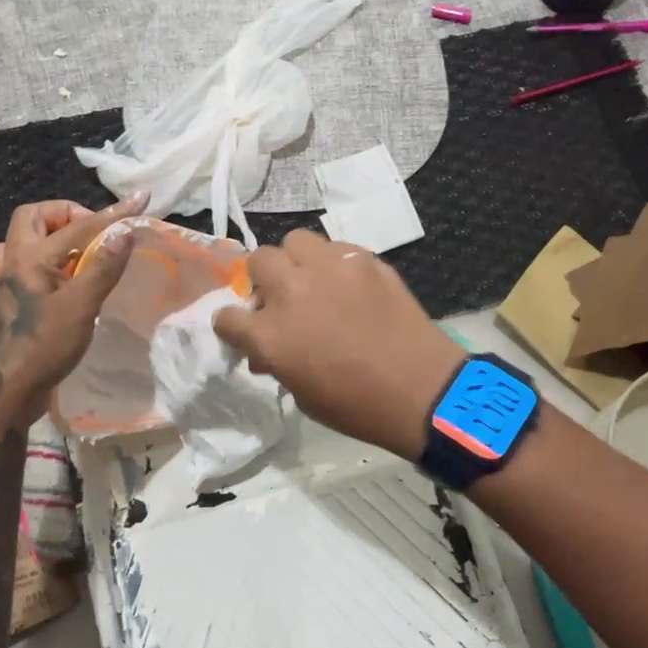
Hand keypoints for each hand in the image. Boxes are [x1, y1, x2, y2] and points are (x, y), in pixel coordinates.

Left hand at [0, 194, 146, 422]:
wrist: (4, 392)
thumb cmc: (42, 347)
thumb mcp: (80, 306)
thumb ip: (103, 266)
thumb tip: (125, 230)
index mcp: (31, 257)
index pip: (79, 225)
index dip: (113, 213)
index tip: (141, 201)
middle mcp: (14, 262)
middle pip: (34, 218)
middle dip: (67, 215)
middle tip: (96, 233)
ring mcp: (8, 284)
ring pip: (23, 243)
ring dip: (50, 238)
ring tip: (78, 254)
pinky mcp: (10, 304)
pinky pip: (23, 268)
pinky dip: (44, 263)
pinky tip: (62, 282)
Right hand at [214, 230, 464, 459]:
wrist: (422, 391)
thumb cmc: (357, 407)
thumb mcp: (302, 395)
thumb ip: (277, 362)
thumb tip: (268, 351)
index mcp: (270, 335)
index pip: (225, 316)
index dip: (232, 325)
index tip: (245, 331)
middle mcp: (292, 292)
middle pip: (257, 261)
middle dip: (261, 280)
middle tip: (280, 299)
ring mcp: (330, 269)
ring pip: (295, 240)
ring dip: (296, 260)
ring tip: (313, 281)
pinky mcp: (365, 260)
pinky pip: (336, 248)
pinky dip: (334, 264)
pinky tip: (349, 287)